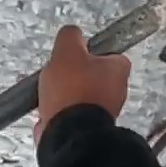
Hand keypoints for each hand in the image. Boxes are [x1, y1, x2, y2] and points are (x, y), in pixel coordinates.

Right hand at [35, 25, 130, 144]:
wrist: (69, 133)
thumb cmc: (72, 89)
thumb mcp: (67, 50)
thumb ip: (70, 36)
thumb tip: (72, 33)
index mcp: (118, 70)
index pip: (110, 54)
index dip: (91, 52)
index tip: (74, 53)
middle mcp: (117, 92)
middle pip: (93, 75)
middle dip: (73, 74)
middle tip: (56, 72)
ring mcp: (105, 112)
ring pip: (81, 95)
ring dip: (64, 94)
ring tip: (47, 93)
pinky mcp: (90, 128)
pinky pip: (73, 114)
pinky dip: (61, 112)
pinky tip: (47, 110)